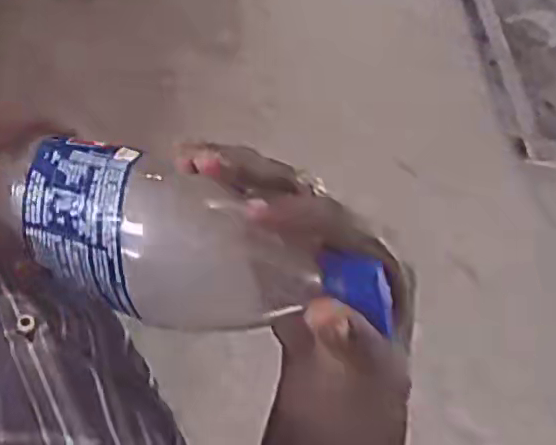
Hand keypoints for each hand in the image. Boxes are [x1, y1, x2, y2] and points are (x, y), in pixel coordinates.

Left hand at [0, 103, 66, 259]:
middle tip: (67, 165)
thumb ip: (1, 240)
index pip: (44, 120)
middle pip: (30, 117)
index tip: (86, 156)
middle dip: (50, 137)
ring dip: (26, 133)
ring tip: (39, 163)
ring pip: (9, 116)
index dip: (68, 134)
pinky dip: (4, 131)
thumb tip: (36, 272)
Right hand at [182, 145, 410, 444]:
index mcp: (371, 262)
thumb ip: (353, 347)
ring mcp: (300, 228)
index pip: (335, 221)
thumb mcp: (357, 378)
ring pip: (268, 180)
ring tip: (188, 160)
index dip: (296, 210)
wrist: (329, 396)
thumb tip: (330, 311)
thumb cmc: (349, 389)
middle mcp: (338, 234)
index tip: (252, 212)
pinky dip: (215, 174)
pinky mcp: (268, 229)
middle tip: (207, 166)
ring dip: (228, 164)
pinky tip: (184, 167)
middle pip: (296, 187)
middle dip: (251, 171)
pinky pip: (244, 191)